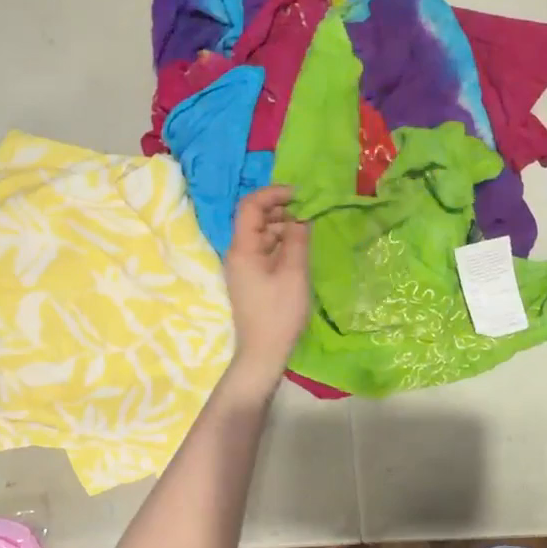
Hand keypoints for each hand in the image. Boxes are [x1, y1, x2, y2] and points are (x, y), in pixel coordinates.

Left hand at [223, 186, 310, 390]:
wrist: (263, 353)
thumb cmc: (279, 314)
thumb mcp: (294, 273)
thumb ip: (298, 239)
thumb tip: (301, 216)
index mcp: (242, 248)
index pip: (250, 205)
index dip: (273, 194)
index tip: (300, 194)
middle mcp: (237, 253)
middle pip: (254, 219)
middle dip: (281, 210)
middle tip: (309, 214)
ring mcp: (243, 267)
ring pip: (261, 235)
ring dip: (283, 228)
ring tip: (307, 233)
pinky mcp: (251, 280)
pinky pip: (264, 252)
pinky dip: (281, 245)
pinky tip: (299, 251)